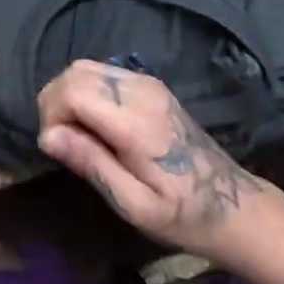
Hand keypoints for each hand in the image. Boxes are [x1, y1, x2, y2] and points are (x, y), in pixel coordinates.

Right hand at [37, 59, 278, 261]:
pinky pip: (99, 72)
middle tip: (61, 142)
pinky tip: (92, 122)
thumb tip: (48, 136)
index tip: (55, 148)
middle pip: (73, 73)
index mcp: (138, 123)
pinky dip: (83, 91)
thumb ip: (91, 164)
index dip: (52, 115)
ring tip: (74, 132)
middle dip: (53, 103)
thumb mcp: (134, 205)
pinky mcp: (149, 84)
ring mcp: (147, 83)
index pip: (73, 92)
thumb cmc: (184, 215)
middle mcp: (142, 92)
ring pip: (83, 68)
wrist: (235, 205)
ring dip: (66, 95)